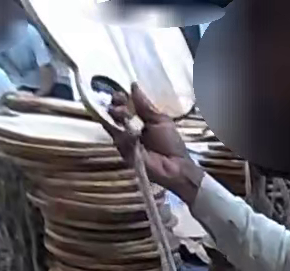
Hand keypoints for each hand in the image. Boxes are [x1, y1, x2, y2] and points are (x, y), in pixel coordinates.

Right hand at [110, 84, 203, 203]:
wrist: (176, 167)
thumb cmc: (171, 144)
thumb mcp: (160, 120)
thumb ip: (145, 105)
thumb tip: (133, 85)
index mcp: (139, 119)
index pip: (123, 105)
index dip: (120, 98)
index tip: (120, 95)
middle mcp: (129, 129)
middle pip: (115, 113)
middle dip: (115, 105)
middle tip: (119, 103)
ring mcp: (126, 142)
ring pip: (113, 125)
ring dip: (116, 117)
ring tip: (122, 114)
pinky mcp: (125, 154)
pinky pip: (119, 140)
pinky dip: (122, 133)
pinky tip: (128, 130)